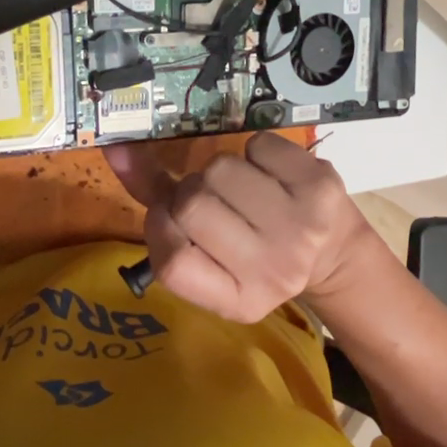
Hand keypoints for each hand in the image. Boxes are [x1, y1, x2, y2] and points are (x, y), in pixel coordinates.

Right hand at [106, 132, 379, 322]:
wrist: (331, 254)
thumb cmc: (254, 253)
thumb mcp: (205, 250)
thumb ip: (155, 202)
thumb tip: (114, 148)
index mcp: (238, 301)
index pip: (172, 262)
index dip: (160, 229)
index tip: (171, 220)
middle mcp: (272, 270)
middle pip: (192, 204)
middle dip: (191, 193)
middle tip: (214, 204)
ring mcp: (301, 228)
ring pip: (221, 169)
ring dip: (222, 171)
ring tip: (242, 190)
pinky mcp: (320, 186)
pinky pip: (258, 146)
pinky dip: (254, 152)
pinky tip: (268, 174)